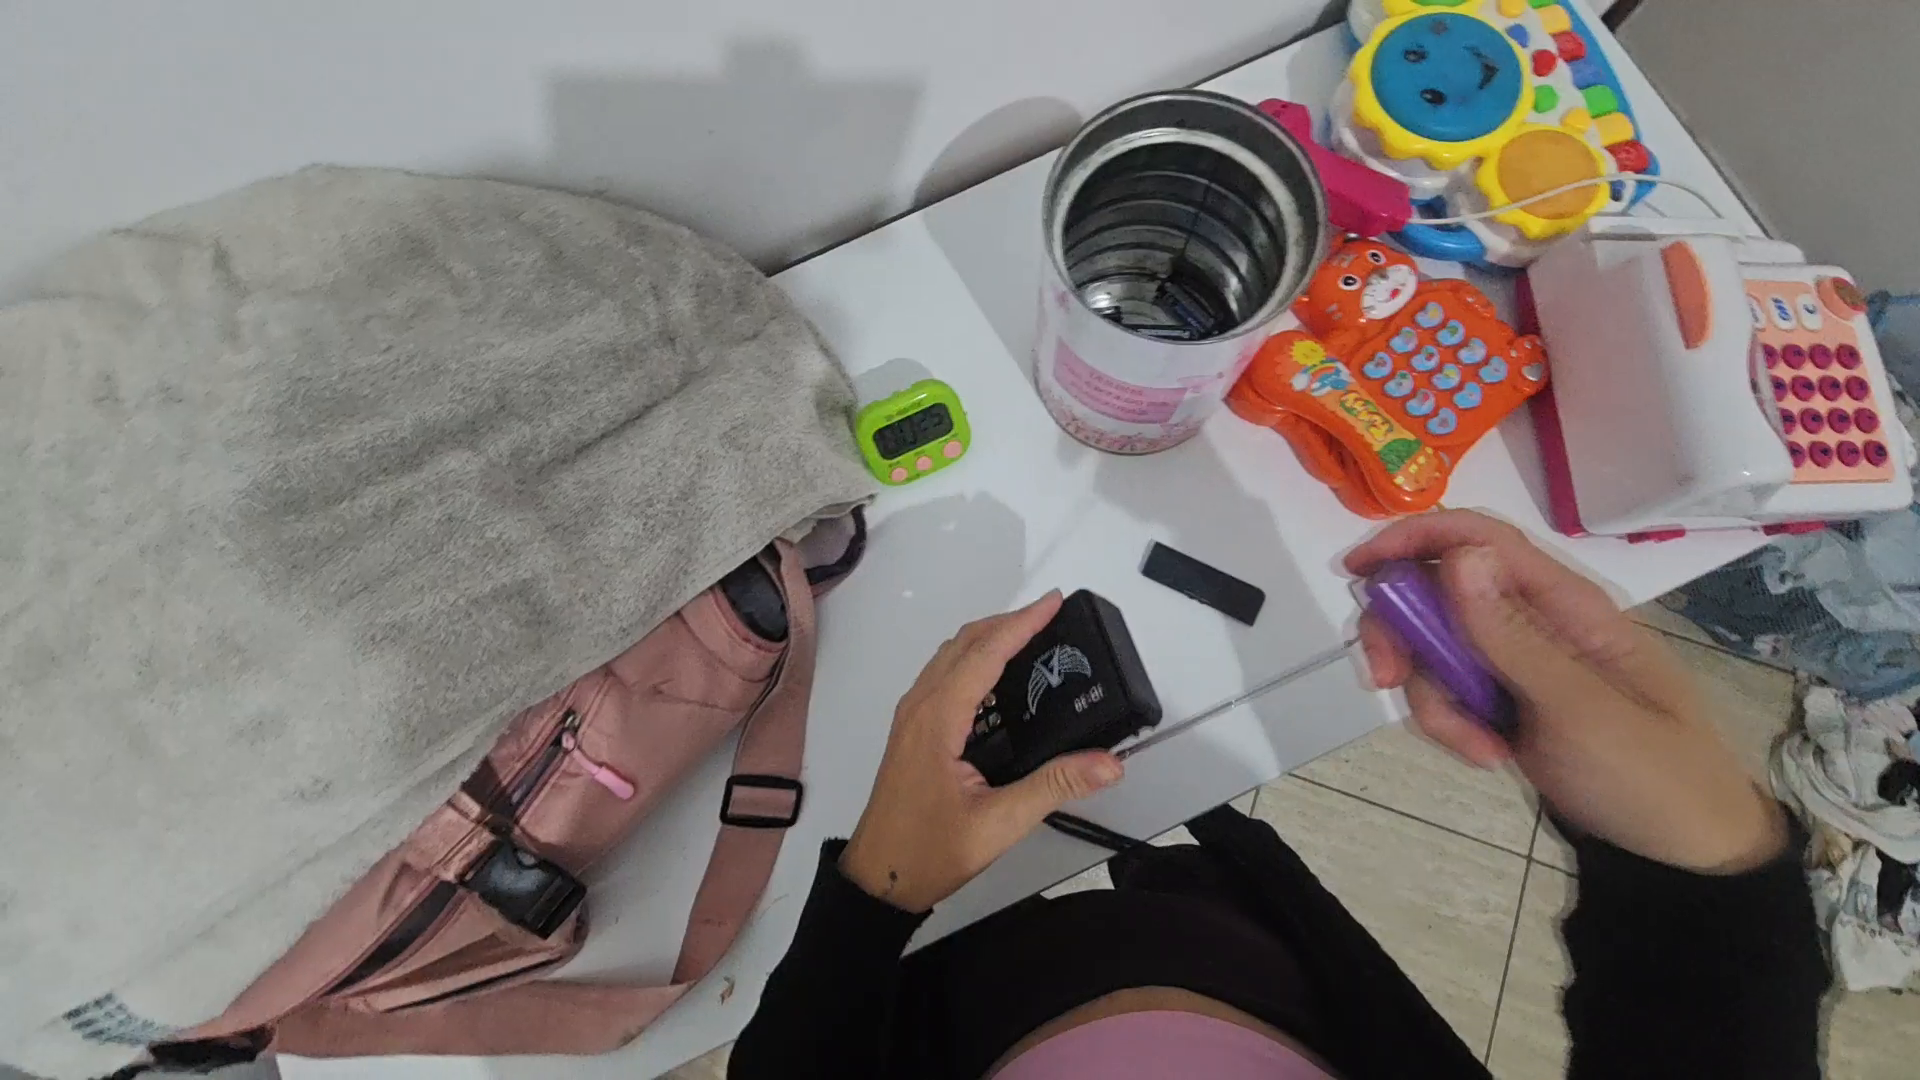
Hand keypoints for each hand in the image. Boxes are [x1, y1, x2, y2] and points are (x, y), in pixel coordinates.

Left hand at [839, 592, 1124, 911]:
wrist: (878, 877)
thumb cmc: (931, 850)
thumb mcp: (998, 824)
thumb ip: (1054, 786)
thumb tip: (1110, 761)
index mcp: (938, 717)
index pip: (985, 653)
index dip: (1022, 623)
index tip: (1055, 601)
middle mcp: (920, 704)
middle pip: (965, 642)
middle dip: (1008, 621)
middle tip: (1051, 616)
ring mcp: (912, 713)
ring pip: (951, 655)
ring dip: (989, 637)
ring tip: (1031, 637)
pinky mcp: (913, 727)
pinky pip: (944, 674)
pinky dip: (974, 658)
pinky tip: (1000, 677)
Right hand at [1345, 510, 1787, 873]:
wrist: (1680, 848)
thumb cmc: (1652, 776)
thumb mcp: (1581, 710)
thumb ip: (1514, 636)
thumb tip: (1460, 554)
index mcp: (1562, 603)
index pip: (1477, 539)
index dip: (1412, 538)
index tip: (1358, 569)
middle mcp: (1527, 617)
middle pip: (1431, 592)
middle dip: (1399, 634)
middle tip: (1385, 678)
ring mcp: (1507, 657)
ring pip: (1426, 648)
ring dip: (1430, 697)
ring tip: (1474, 747)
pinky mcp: (1493, 694)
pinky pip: (1438, 689)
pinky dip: (1445, 722)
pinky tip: (1485, 754)